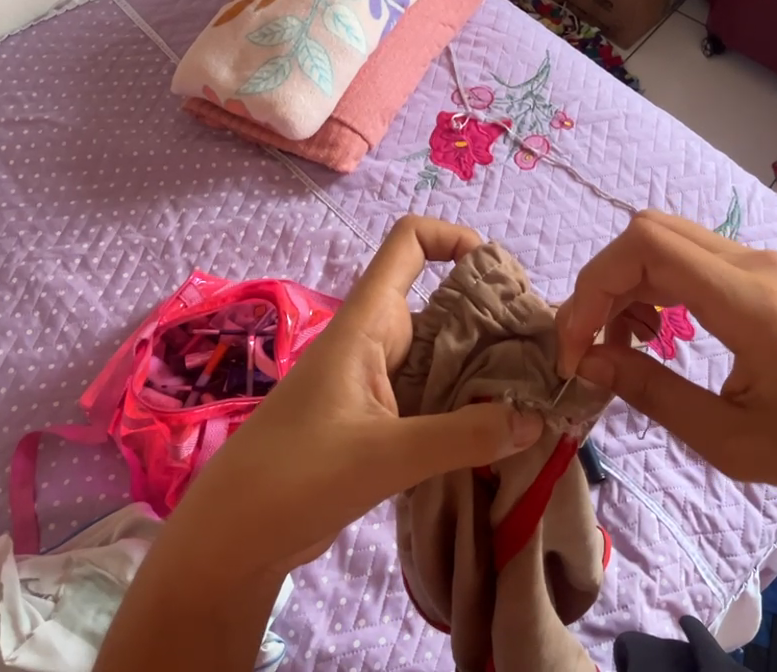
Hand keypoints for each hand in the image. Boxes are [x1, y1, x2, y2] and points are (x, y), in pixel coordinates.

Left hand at [163, 215, 543, 578]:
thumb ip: (462, 436)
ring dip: (485, 369)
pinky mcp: (381, 424)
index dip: (453, 238)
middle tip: (542, 351)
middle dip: (492, 317)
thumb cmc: (294, 476)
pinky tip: (503, 433)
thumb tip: (536, 421)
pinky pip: (436, 399)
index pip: (408, 245)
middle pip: (443, 304)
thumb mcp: (383, 454)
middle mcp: (376, 343)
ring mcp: (379, 384)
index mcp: (368, 325)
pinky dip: (470, 408)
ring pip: (444, 356)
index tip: (500, 273)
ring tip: (536, 394)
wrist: (233, 539)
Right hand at [554, 211, 776, 503]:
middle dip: (601, 283)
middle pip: (648, 232)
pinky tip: (650, 333)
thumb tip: (585, 361)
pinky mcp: (757, 273)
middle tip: (584, 346)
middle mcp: (753, 264)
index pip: (647, 247)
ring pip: (663, 239)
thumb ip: (650, 392)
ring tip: (615, 345)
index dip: (595, 286)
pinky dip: (650, 286)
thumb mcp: (726, 440)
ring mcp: (758, 262)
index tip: (575, 347)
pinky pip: (686, 257)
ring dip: (624, 284)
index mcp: (749, 302)